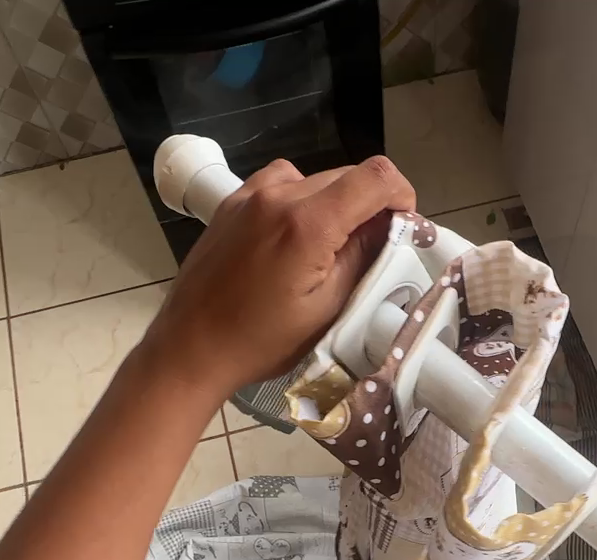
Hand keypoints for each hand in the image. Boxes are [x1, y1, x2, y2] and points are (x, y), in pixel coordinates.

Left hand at [138, 156, 414, 396]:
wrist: (192, 347)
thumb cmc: (262, 341)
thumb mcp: (325, 309)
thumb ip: (361, 259)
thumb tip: (388, 228)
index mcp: (308, 222)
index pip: (375, 177)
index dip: (401, 195)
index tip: (404, 225)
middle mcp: (279, 194)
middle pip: (346, 176)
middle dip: (369, 206)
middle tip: (371, 249)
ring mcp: (250, 194)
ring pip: (315, 179)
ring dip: (335, 204)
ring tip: (330, 248)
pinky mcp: (233, 203)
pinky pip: (282, 186)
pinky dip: (301, 203)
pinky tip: (295, 241)